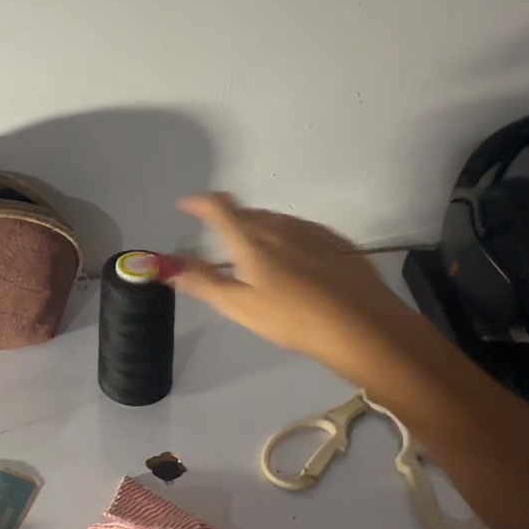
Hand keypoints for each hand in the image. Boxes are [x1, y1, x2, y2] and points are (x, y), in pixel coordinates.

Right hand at [167, 192, 426, 372]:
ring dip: (259, 230)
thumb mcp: (239, 306)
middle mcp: (279, 226)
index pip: (219, 207)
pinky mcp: (337, 243)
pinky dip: (287, 240)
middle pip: (248, 213)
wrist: (364, 326)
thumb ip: (202, 281)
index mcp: (251, 239)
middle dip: (230, 221)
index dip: (199, 202)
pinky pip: (301, 232)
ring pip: (276, 222)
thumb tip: (165, 263)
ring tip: (257, 257)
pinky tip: (294, 265)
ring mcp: (312, 232)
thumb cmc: (293, 318)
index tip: (185, 205)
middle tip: (221, 243)